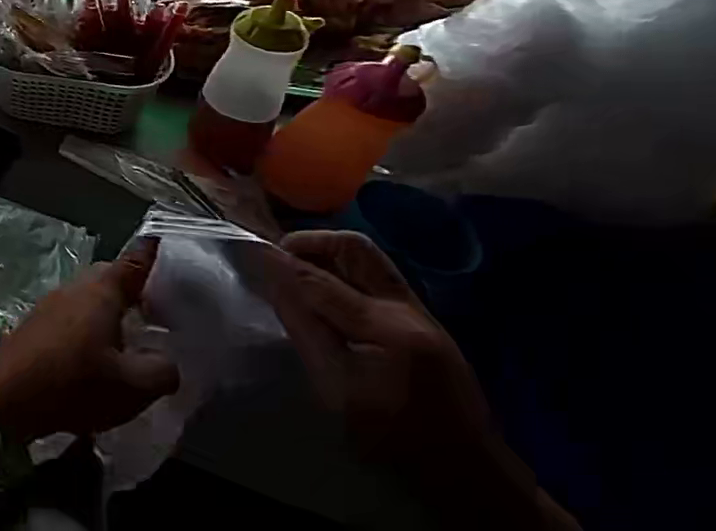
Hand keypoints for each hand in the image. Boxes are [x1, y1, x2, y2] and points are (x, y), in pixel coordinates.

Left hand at [0, 238, 178, 438]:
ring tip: (130, 340)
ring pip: (91, 296)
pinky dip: (91, 325)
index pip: (133, 261)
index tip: (163, 243)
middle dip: (134, 289)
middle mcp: (77, 286)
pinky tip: (97, 355)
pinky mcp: (38, 321)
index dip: (151, 253)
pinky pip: (74, 313)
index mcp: (103, 290)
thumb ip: (162, 371)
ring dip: (111, 311)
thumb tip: (170, 362)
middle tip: (157, 314)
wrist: (7, 396)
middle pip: (111, 276)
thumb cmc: (74, 383)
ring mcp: (53, 301)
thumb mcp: (132, 386)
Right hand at [265, 231, 491, 464]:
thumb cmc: (394, 440)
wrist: (466, 471)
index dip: (280, 263)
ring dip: (327, 254)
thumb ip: (305, 331)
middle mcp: (407, 308)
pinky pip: (374, 273)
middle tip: (280, 259)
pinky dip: (342, 269)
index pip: (320, 280)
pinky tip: (325, 290)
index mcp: (386, 330)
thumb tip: (274, 282)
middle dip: (310, 243)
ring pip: (367, 255)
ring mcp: (420, 309)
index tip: (249, 252)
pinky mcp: (422, 316)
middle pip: (353, 247)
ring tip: (298, 272)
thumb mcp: (337, 393)